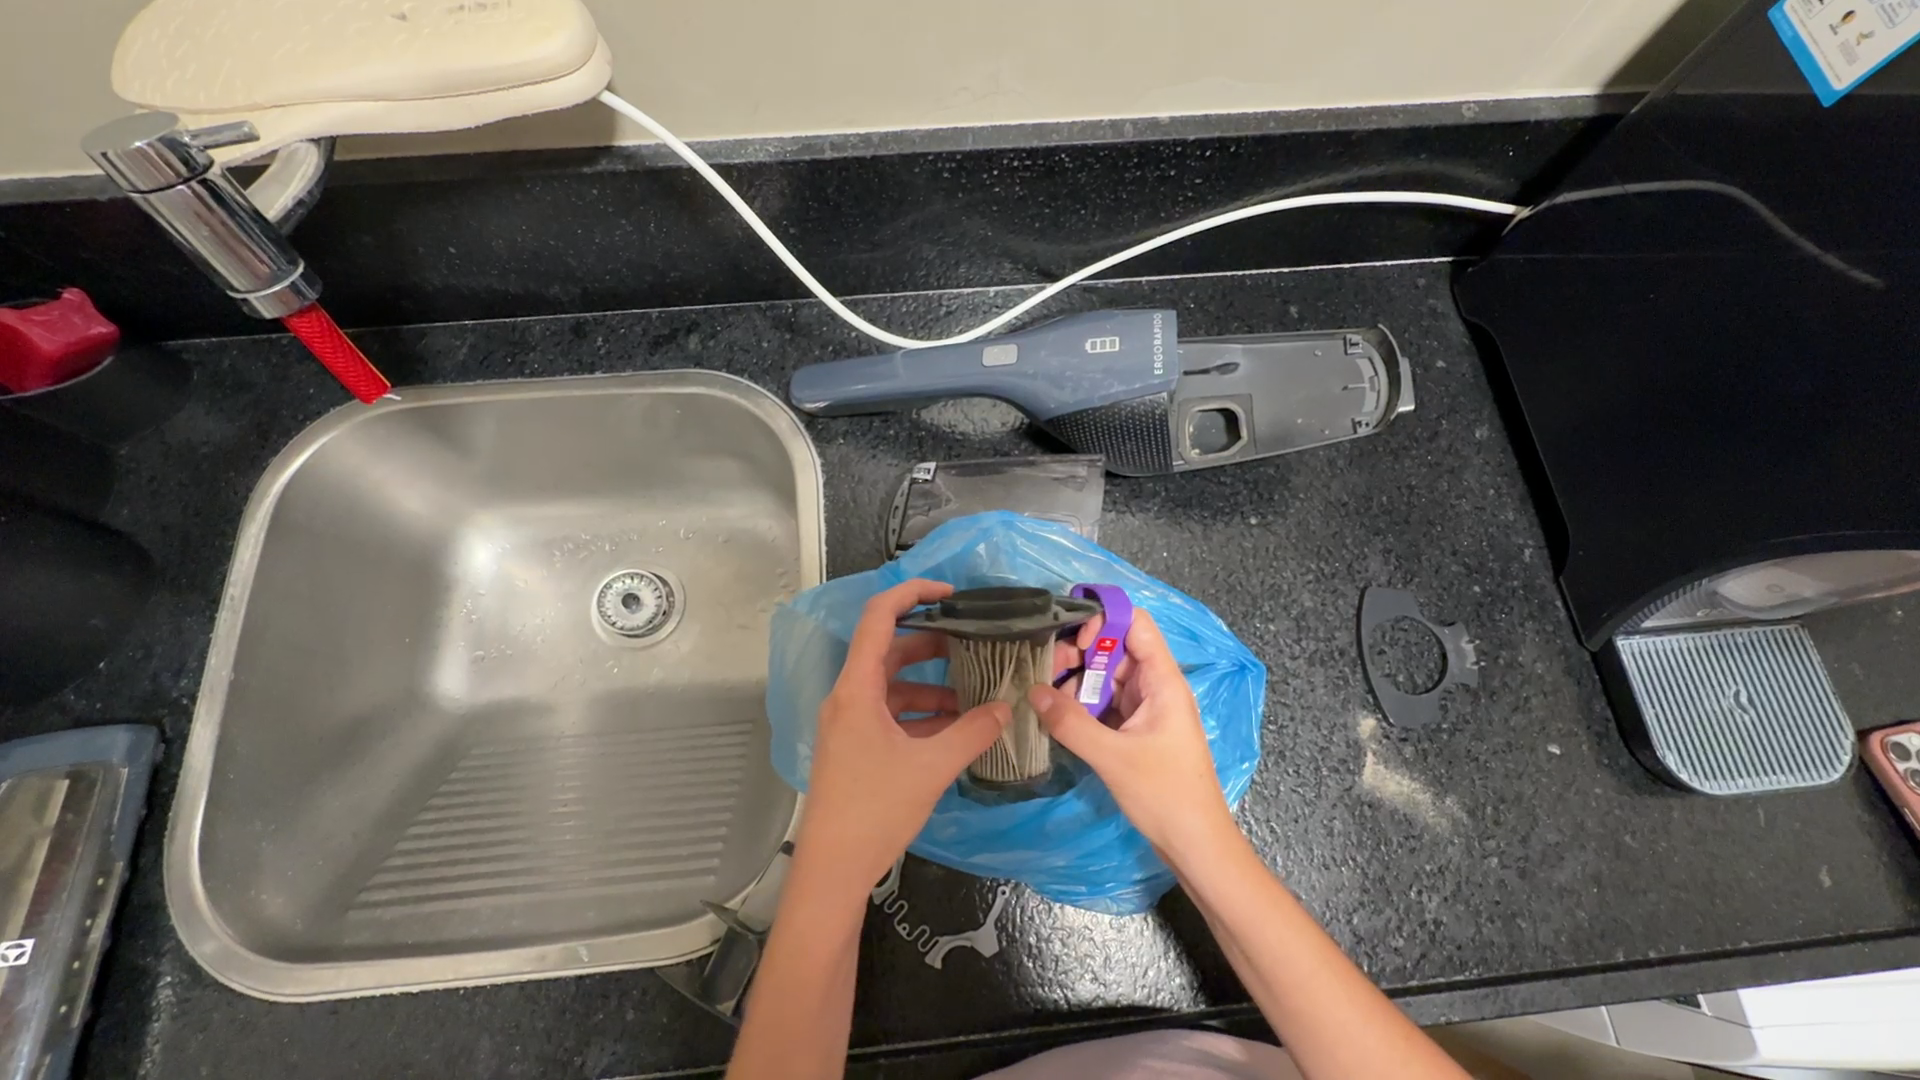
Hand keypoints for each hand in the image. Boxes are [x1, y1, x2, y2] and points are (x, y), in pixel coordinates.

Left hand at [796, 579, 1012, 888]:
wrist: (833, 868)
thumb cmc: (876, 810)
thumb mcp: (931, 768)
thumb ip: (972, 733)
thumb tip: (1007, 708)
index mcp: (857, 689)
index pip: (879, 618)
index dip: (912, 593)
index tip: (951, 593)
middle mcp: (848, 697)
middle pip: (890, 651)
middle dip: (933, 645)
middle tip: (975, 643)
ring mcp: (849, 723)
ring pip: (893, 686)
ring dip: (932, 687)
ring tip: (976, 694)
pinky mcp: (856, 746)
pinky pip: (891, 714)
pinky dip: (922, 714)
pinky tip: (956, 728)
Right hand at [1028, 608, 1237, 855]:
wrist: (1196, 844)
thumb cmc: (1165, 794)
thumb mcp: (1113, 757)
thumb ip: (1071, 723)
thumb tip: (1032, 691)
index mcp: (1163, 681)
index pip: (1136, 624)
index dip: (1105, 620)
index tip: (1073, 638)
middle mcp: (1155, 688)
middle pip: (1116, 648)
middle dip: (1081, 651)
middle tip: (1046, 668)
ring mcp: (1145, 710)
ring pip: (1107, 677)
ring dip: (1077, 680)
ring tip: (1044, 693)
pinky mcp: (1135, 732)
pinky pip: (1105, 704)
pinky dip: (1082, 704)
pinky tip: (1056, 714)